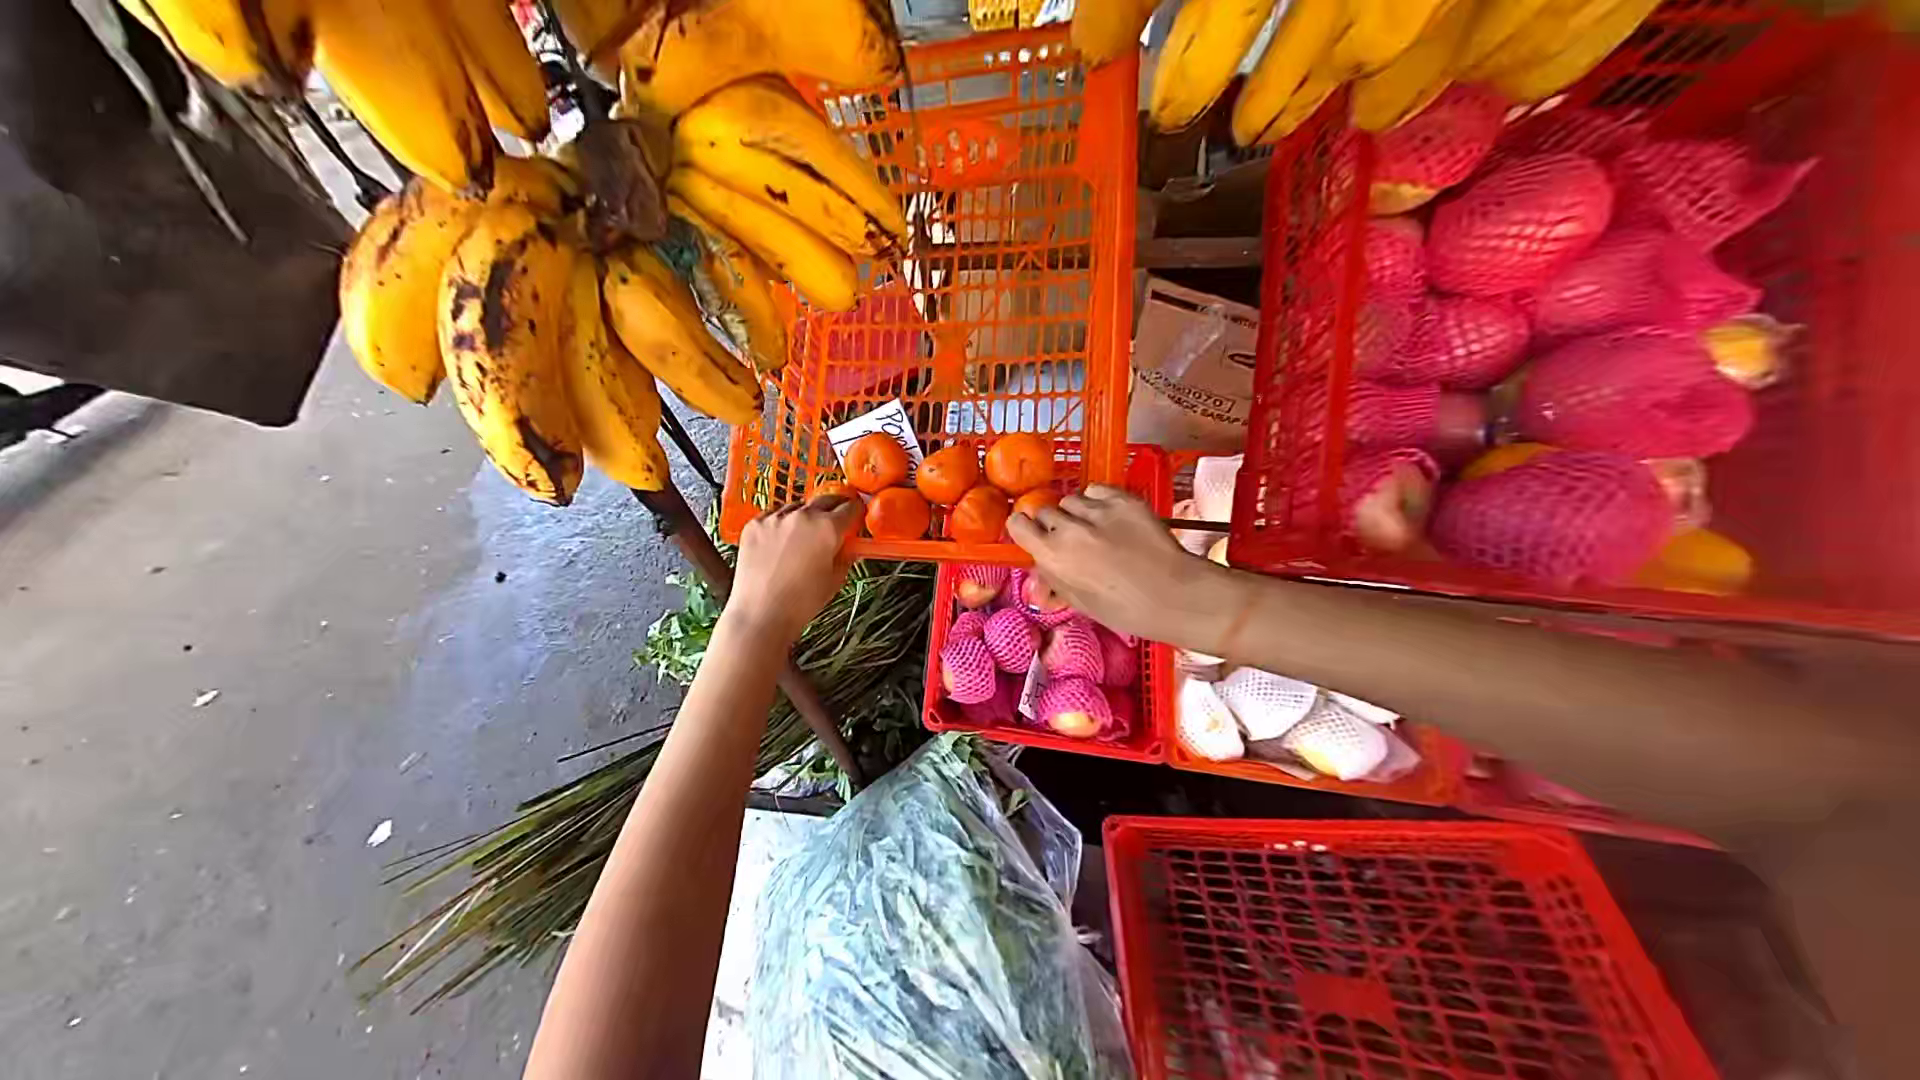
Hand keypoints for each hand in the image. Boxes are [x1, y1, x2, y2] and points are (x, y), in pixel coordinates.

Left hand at [725, 494, 859, 641]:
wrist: (761, 613)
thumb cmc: (801, 603)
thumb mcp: (835, 580)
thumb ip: (845, 556)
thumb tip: (848, 546)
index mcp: (828, 528)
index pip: (850, 508)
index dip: (856, 510)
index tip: (856, 513)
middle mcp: (802, 516)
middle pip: (825, 499)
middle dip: (834, 506)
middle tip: (836, 517)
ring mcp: (776, 518)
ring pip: (797, 507)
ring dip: (805, 516)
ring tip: (804, 534)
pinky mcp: (754, 525)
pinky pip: (773, 515)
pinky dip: (780, 523)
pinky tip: (781, 540)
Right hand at [1007, 485, 1224, 642]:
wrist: (1172, 593)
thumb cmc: (1125, 609)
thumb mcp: (1079, 602)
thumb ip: (1053, 580)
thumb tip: (1038, 573)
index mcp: (1052, 555)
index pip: (1018, 524)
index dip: (1024, 528)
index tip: (1031, 532)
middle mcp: (1069, 528)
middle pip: (1045, 511)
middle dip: (1053, 524)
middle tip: (1071, 540)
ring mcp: (1097, 510)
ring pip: (1071, 500)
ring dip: (1076, 512)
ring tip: (1095, 529)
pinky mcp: (1122, 499)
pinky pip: (1097, 490)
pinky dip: (1098, 500)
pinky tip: (1110, 517)